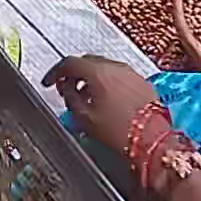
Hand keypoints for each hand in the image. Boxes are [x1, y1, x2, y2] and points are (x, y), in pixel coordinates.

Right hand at [43, 55, 159, 151]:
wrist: (152, 139)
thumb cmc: (119, 130)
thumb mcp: (84, 117)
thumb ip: (69, 97)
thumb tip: (66, 89)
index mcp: (98, 71)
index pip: (69, 63)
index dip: (55, 72)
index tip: (49, 82)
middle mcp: (115, 66)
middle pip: (87, 61)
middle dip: (73, 73)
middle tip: (65, 87)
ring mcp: (131, 73)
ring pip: (104, 67)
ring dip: (91, 78)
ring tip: (84, 96)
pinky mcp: (142, 82)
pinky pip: (119, 75)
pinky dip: (107, 82)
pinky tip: (104, 99)